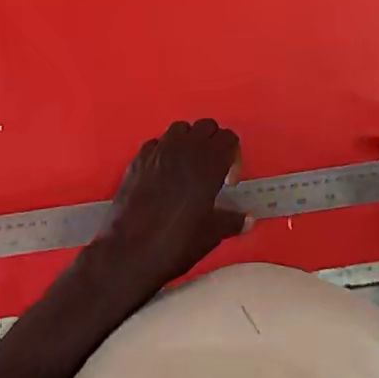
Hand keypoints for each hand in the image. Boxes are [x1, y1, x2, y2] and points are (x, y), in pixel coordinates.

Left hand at [92, 118, 247, 289]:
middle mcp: (184, 148)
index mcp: (209, 161)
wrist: (131, 250)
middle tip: (211, 172)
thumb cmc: (178, 241)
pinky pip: (156, 143)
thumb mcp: (212, 233)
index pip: (229, 138)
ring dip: (188, 142)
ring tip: (187, 169)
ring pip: (180, 129)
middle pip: (206, 126)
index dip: (234, 157)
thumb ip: (232, 220)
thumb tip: (248, 220)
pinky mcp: (137, 158)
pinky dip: (163, 152)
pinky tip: (162, 176)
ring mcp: (158, 150)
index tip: (228, 183)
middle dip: (212, 144)